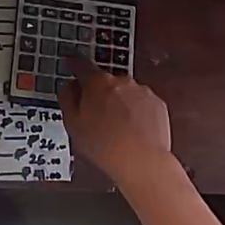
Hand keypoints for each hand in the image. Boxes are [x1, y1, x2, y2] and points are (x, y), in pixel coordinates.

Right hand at [58, 57, 177, 191]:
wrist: (143, 161)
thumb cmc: (104, 144)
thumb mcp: (73, 124)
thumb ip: (67, 98)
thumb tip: (70, 86)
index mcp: (96, 82)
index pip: (81, 64)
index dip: (73, 63)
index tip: (70, 63)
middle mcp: (120, 81)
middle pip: (104, 81)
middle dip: (98, 93)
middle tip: (95, 115)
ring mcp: (141, 91)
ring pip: (124, 92)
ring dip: (118, 103)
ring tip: (116, 128)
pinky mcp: (157, 103)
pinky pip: (141, 102)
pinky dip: (136, 111)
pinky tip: (132, 130)